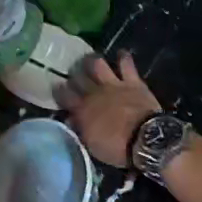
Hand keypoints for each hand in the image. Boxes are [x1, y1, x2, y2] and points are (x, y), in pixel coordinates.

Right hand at [54, 53, 161, 167]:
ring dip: (93, 61)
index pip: (64, 96)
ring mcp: (113, 84)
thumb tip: (71, 120)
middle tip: (73, 73)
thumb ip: (80, 129)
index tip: (56, 87)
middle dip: (74, 74)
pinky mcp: (132, 81)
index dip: (59, 90)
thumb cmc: (117, 148)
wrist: (145, 138)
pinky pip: (126, 64)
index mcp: (82, 110)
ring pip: (98, 65)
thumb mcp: (91, 145)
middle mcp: (94, 92)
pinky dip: (123, 58)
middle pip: (78, 78)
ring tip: (90, 59)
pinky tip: (122, 53)